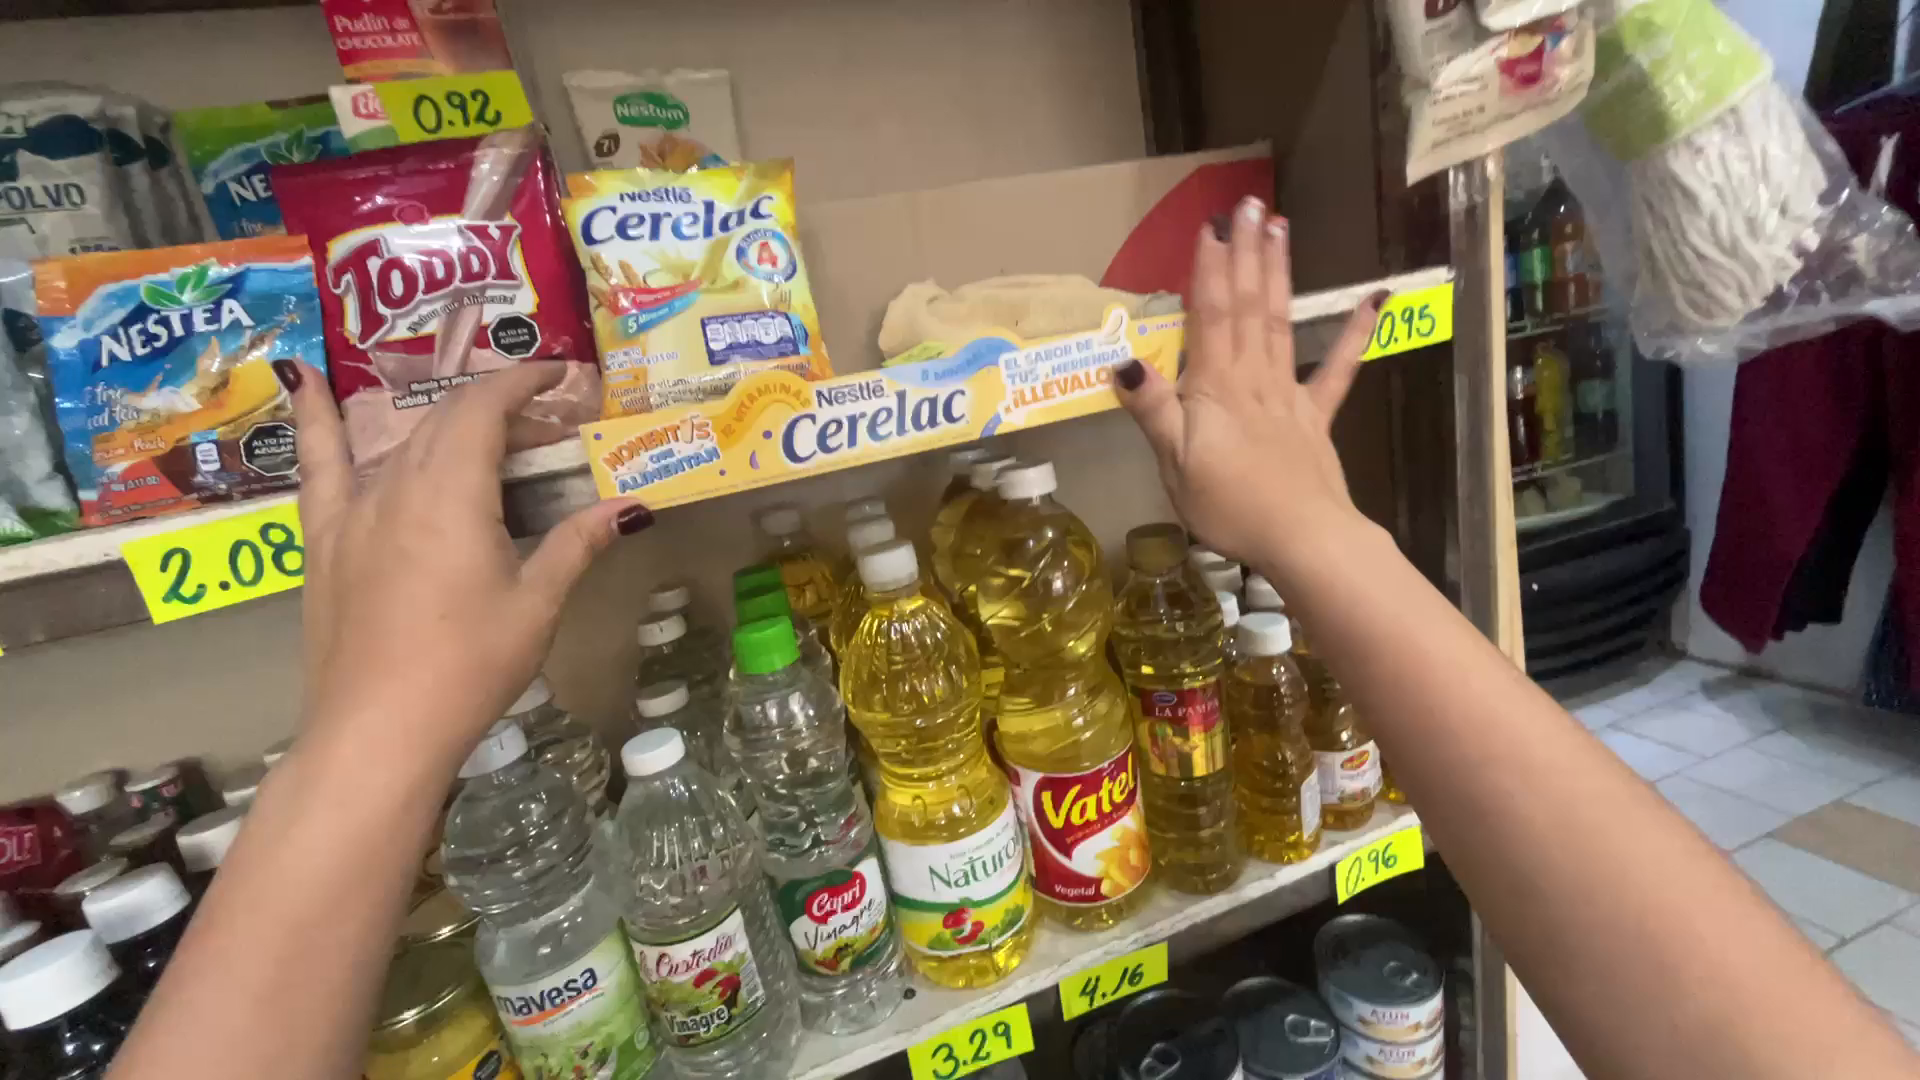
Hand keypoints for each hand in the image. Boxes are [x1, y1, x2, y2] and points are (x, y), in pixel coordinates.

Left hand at [274, 359, 650, 764]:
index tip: (563, 375)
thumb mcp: (538, 602)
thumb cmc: (471, 664)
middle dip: (500, 408)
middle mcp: (396, 487)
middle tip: (549, 425)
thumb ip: (578, 542)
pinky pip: (319, 466)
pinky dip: (315, 420)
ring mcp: (353, 511)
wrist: (381, 729)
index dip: (524, 382)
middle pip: (447, 421)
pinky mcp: (327, 539)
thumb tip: (632, 506)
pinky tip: (304, 381)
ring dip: (449, 423)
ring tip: (488, 427)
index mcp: (452, 496)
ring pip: (402, 441)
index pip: (484, 410)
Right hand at [1115, 195, 1385, 566]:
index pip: (1211, 317)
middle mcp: (1253, 378)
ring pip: (1282, 324)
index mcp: (1216, 388)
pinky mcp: (1315, 417)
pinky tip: (1376, 300)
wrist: (1301, 537)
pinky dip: (1358, 334)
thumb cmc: (1228, 504)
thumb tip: (1124, 360)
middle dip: (1247, 254)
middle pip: (1249, 307)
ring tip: (1281, 229)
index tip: (1211, 226)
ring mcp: (1289, 394)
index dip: (1210, 271)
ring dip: (1280, 275)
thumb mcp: (1174, 462)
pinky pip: (1338, 371)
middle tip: (1251, 204)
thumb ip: (1154, 409)